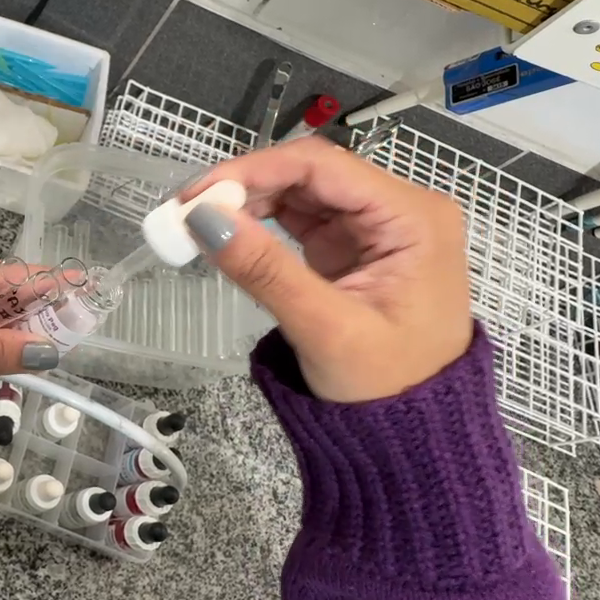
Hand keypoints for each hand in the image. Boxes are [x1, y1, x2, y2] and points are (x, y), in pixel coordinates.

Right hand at [179, 137, 472, 401]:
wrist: (411, 432)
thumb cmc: (385, 385)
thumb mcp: (324, 328)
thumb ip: (265, 270)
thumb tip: (202, 218)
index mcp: (412, 217)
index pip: (322, 166)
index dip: (254, 169)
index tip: (196, 193)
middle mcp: (397, 209)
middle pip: (309, 172)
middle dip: (245, 184)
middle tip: (187, 209)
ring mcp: (373, 226)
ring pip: (299, 190)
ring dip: (246, 200)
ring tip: (198, 221)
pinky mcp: (349, 245)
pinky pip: (297, 216)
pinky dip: (258, 220)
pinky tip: (227, 232)